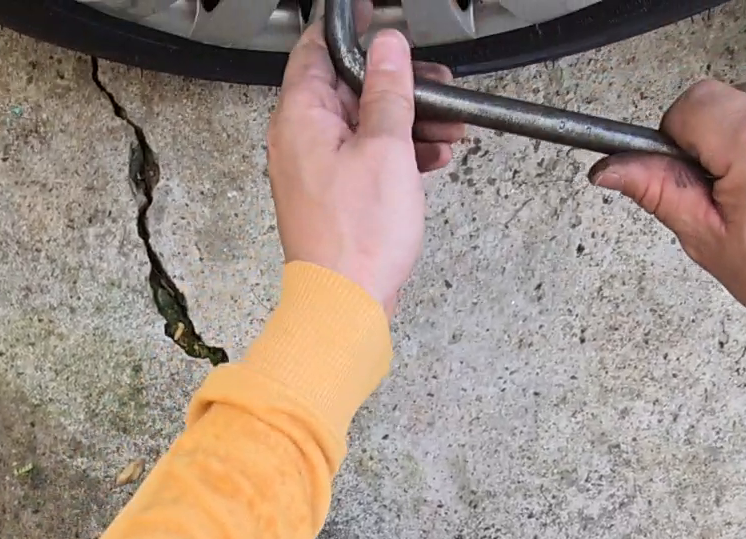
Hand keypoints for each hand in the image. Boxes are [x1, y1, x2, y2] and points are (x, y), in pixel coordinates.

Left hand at [268, 8, 466, 314]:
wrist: (346, 303)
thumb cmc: (356, 238)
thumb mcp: (386, 148)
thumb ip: (389, 90)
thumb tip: (388, 47)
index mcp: (300, 119)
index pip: (317, 51)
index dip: (351, 31)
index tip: (376, 19)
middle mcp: (299, 144)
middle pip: (349, 92)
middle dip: (399, 88)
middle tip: (436, 89)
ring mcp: (314, 175)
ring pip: (363, 130)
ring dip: (407, 126)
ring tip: (447, 131)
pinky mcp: (331, 202)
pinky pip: (363, 164)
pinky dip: (395, 159)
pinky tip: (429, 161)